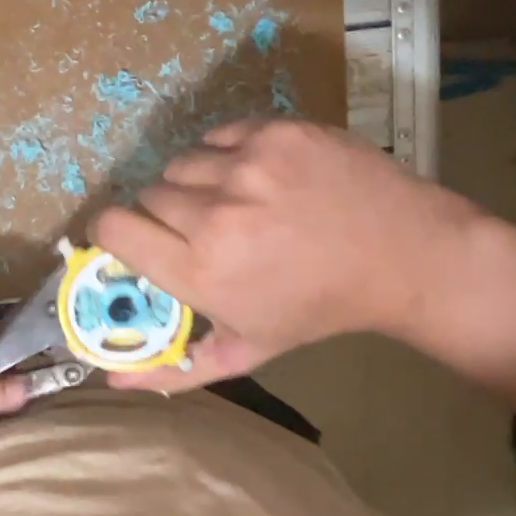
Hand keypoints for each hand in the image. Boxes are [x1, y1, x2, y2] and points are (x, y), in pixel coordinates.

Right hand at [90, 119, 487, 391]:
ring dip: (193, 183)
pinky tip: (253, 176)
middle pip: (146, 195)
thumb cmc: (314, 310)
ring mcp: (247, 166)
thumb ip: (173, 369)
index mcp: (200, 270)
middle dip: (163, 214)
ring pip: (180, 163)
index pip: (112, 228)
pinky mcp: (276, 132)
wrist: (404, 255)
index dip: (111, 233)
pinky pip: (217, 135)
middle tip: (199, 231)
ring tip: (229, 201)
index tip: (129, 240)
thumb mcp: (244, 351)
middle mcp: (214, 214)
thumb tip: (111, 382)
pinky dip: (225, 153)